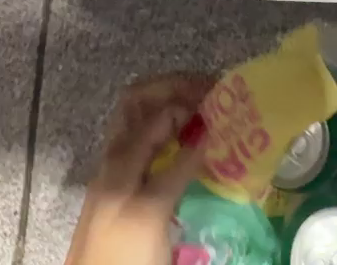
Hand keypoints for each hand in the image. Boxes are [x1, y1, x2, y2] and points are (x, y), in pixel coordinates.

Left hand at [65, 73, 216, 264]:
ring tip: (206, 114)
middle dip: (176, 88)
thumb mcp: (153, 212)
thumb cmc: (123, 258)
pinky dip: (169, 135)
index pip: (151, 103)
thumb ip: (178, 169)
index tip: (220, 93)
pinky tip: (192, 149)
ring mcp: (118, 173)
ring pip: (143, 123)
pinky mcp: (126, 194)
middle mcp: (116, 155)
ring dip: (173, 108)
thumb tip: (206, 126)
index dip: (185, 91)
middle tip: (211, 94)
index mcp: (120, 156)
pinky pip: (147, 147)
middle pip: (141, 102)